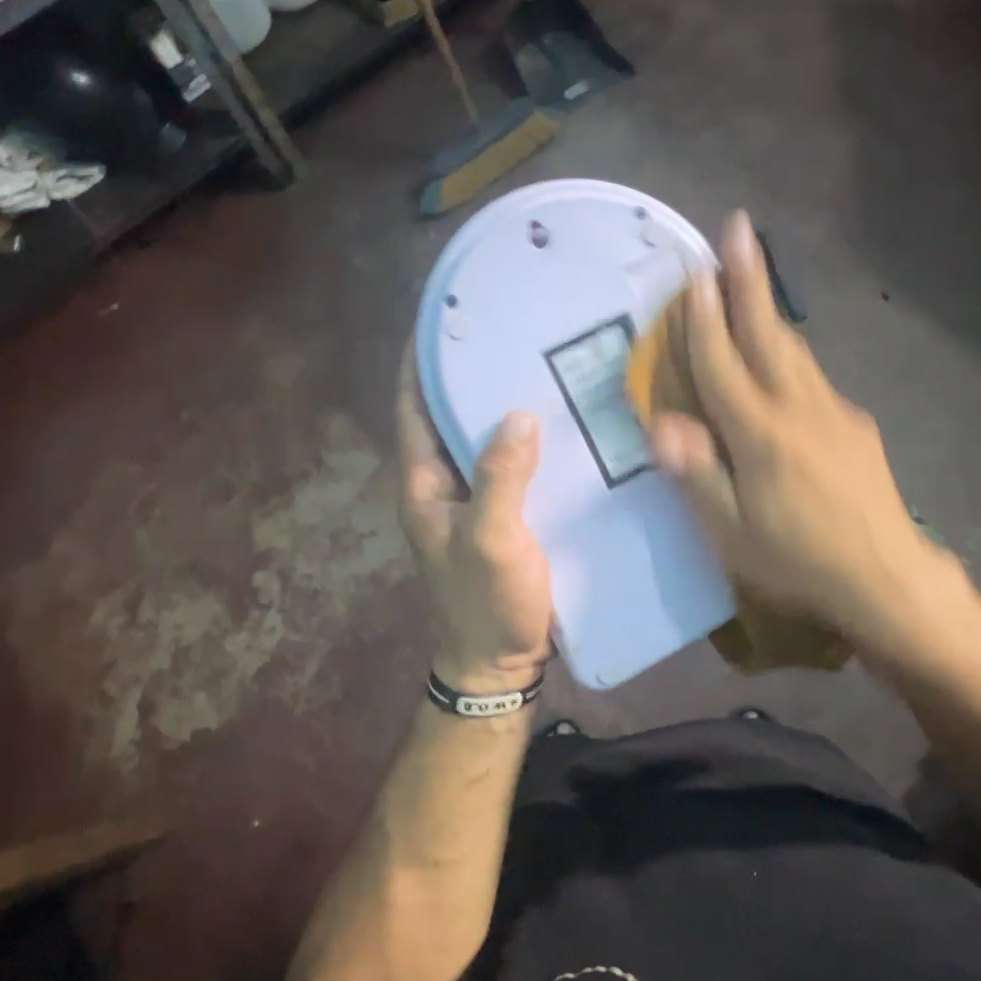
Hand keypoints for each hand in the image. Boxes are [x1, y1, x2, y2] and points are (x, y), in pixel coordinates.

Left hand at [396, 344, 552, 693]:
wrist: (499, 664)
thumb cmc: (485, 604)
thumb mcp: (491, 541)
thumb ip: (500, 479)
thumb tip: (518, 414)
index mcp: (424, 483)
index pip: (413, 406)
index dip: (422, 360)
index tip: (446, 316)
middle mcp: (444, 484)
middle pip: (451, 415)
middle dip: (472, 373)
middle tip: (513, 329)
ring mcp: (475, 501)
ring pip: (485, 438)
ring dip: (504, 405)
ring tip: (544, 363)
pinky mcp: (506, 516)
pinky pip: (515, 465)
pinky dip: (531, 442)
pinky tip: (566, 423)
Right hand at [647, 212, 968, 653]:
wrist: (885, 576)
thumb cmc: (797, 561)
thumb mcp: (733, 533)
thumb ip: (698, 473)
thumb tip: (660, 423)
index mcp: (759, 434)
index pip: (722, 364)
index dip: (703, 319)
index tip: (694, 273)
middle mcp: (798, 408)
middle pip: (767, 333)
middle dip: (749, 278)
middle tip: (738, 227)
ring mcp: (834, 412)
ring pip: (795, 350)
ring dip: (770, 310)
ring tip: (753, 278)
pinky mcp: (857, 426)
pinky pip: (814, 377)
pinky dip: (790, 355)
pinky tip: (784, 364)